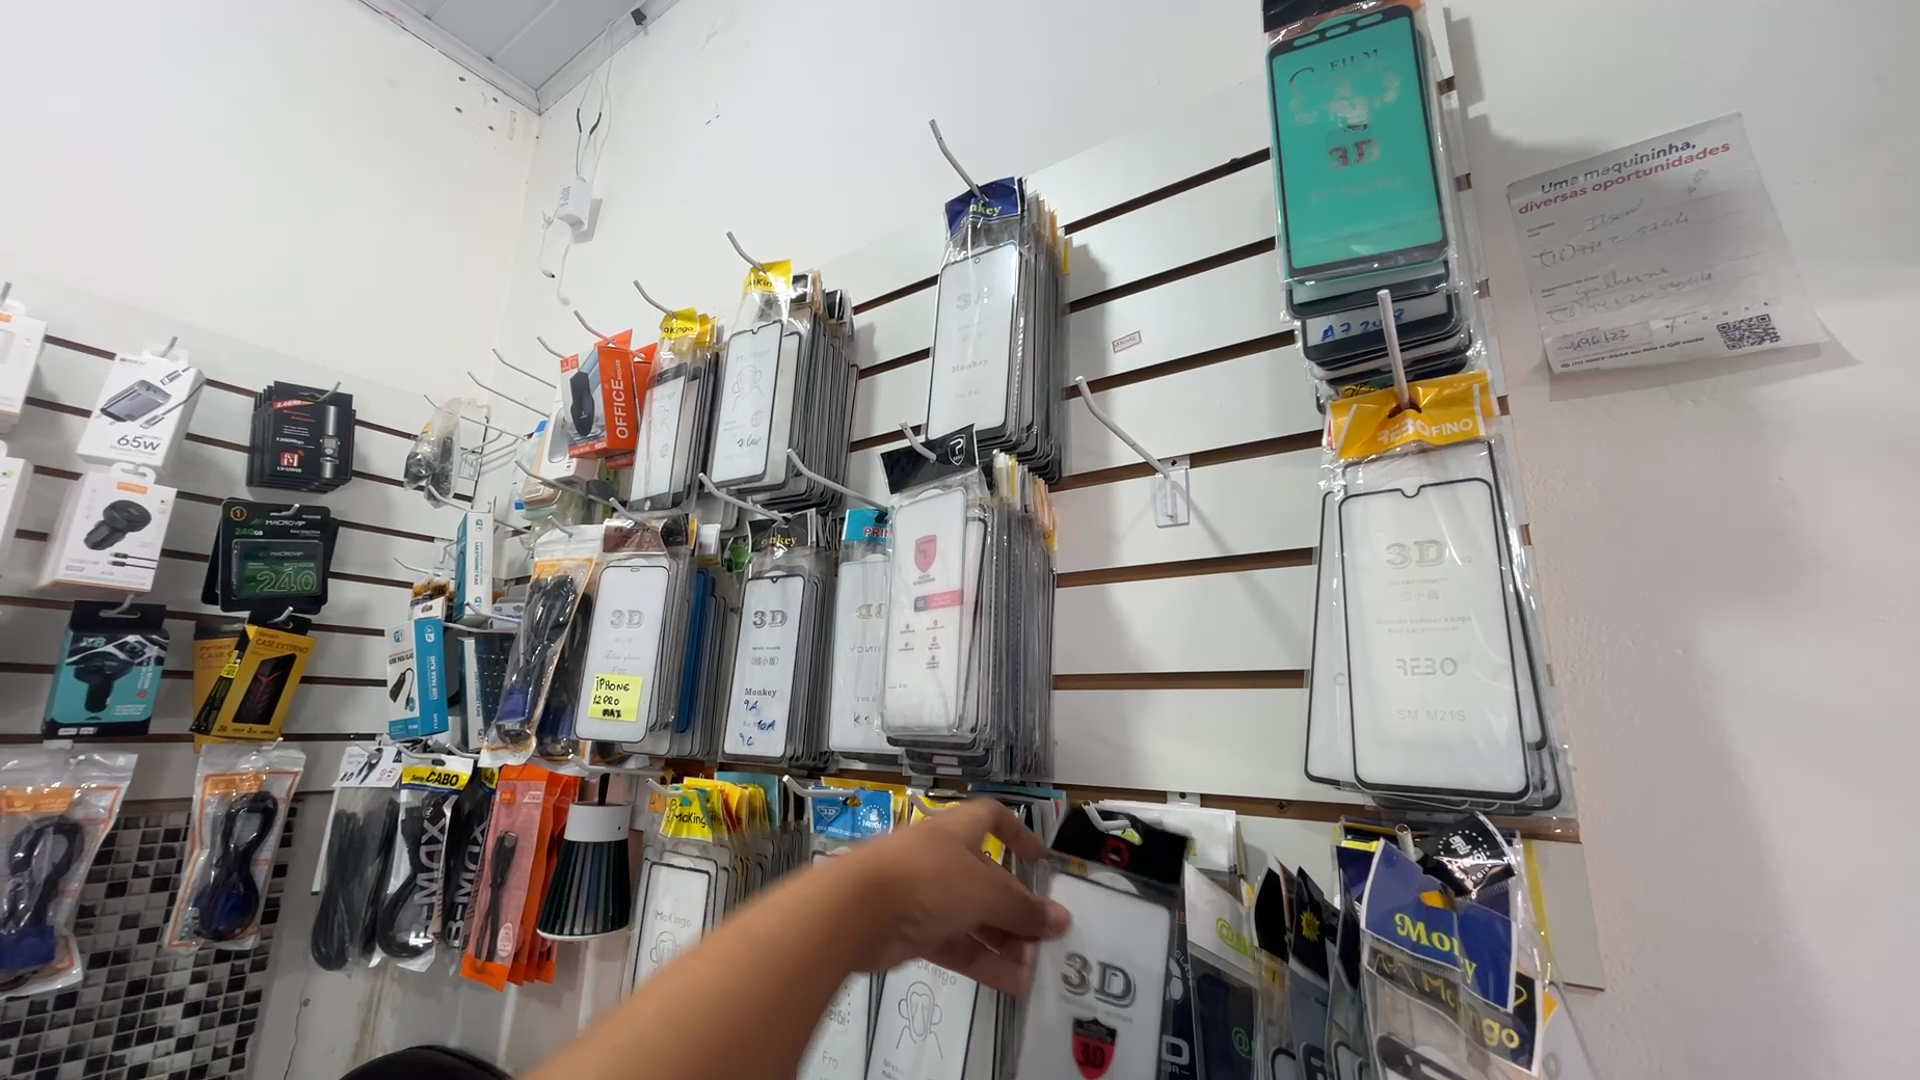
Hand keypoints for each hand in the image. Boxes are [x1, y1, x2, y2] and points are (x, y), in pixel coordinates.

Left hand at [832, 798, 1070, 994]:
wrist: (856, 910)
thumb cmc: (927, 878)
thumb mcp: (985, 890)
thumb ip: (1022, 908)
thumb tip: (1060, 919)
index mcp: (958, 831)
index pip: (990, 818)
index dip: (1016, 832)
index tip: (1038, 858)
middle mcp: (943, 859)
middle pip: (988, 879)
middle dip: (1018, 908)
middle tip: (1048, 938)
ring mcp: (926, 897)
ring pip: (974, 917)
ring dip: (1006, 941)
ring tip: (1037, 970)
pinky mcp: (914, 933)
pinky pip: (957, 946)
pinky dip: (984, 962)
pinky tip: (1014, 983)